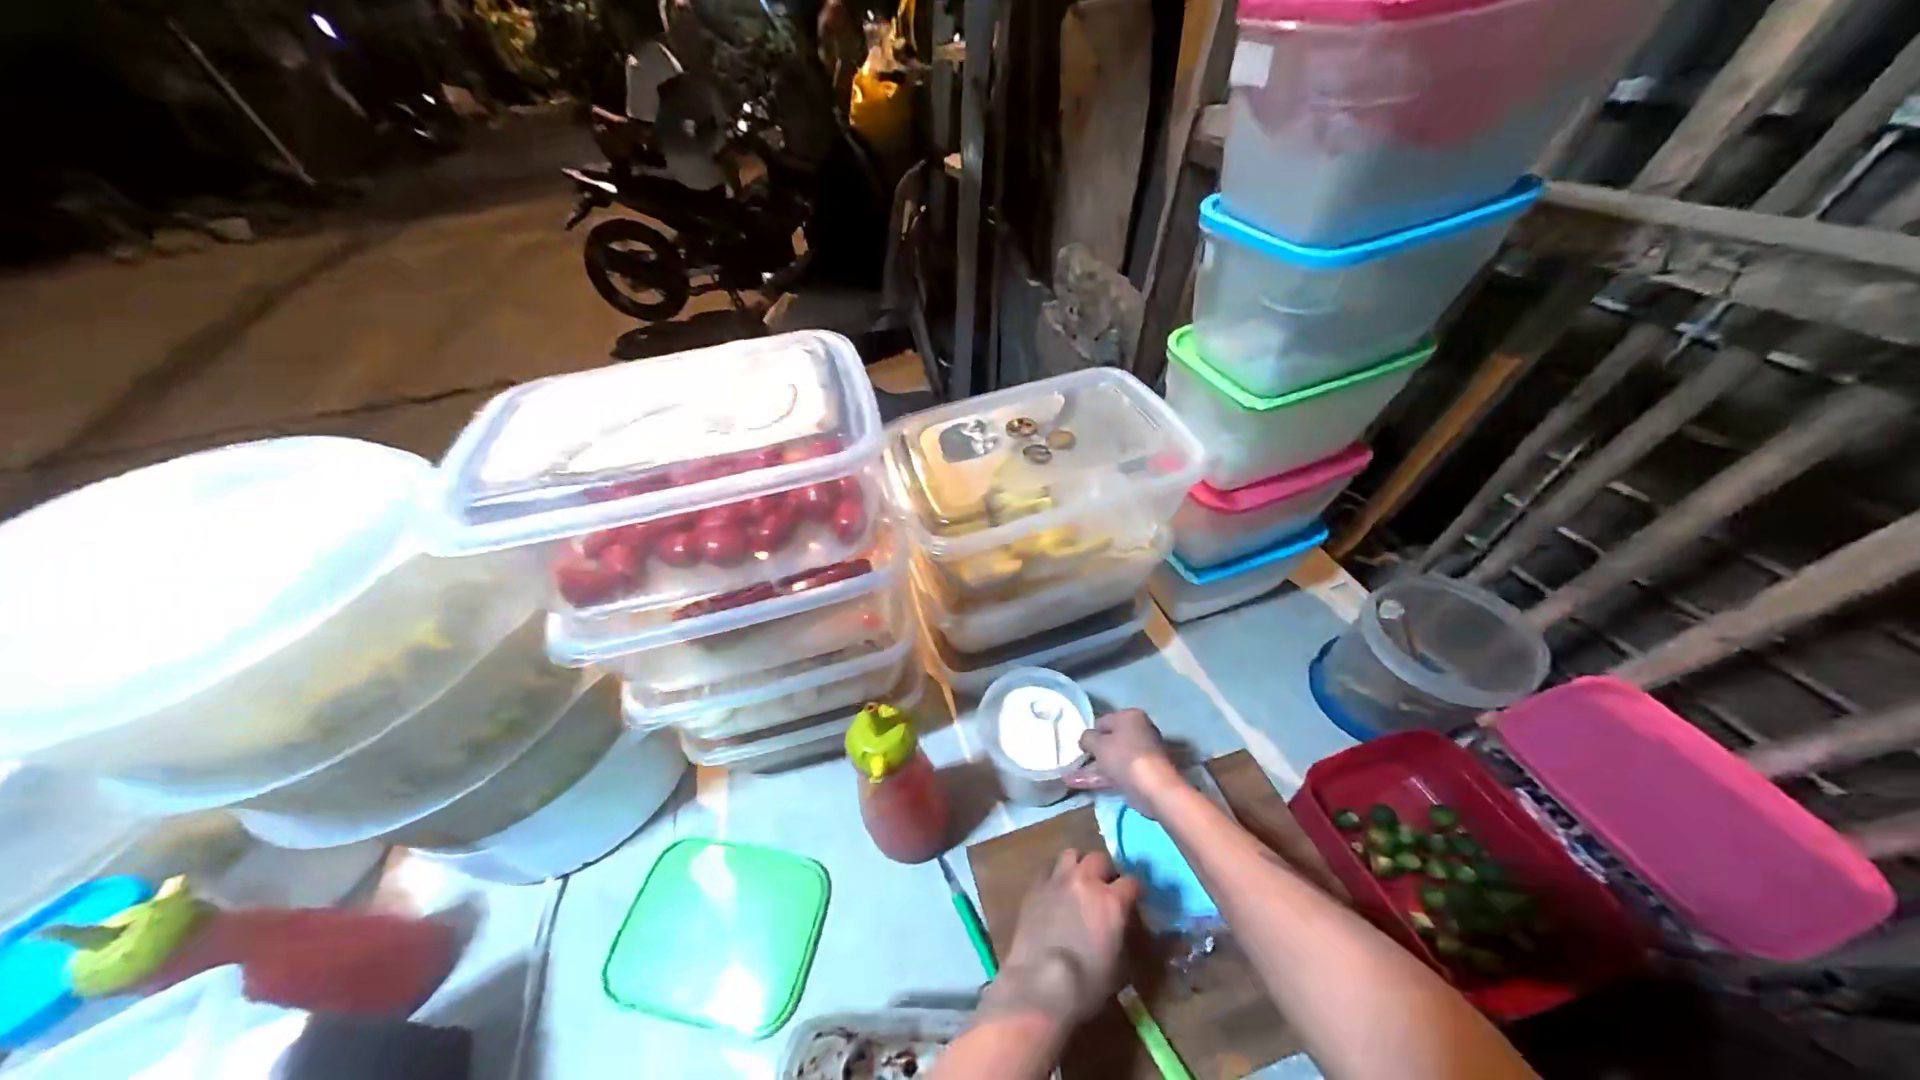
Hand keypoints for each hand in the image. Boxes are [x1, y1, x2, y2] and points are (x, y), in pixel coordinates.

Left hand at [984, 850, 1140, 1027]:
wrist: (1040, 984)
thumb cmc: (1086, 985)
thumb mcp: (1119, 966)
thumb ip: (1123, 936)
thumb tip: (1121, 928)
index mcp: (1112, 901)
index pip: (1132, 882)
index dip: (1135, 891)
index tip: (1135, 900)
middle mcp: (1085, 881)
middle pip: (1100, 858)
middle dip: (1106, 871)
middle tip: (1106, 888)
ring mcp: (1057, 880)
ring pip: (1072, 854)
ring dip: (1079, 865)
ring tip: (1079, 882)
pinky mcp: (1035, 887)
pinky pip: (1049, 870)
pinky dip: (1056, 877)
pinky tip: (1056, 894)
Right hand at [1067, 708, 1186, 810]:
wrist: (1153, 787)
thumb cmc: (1124, 757)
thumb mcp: (1098, 743)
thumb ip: (1087, 738)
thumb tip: (1086, 739)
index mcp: (1130, 717)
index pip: (1103, 722)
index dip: (1090, 734)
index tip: (1082, 747)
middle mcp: (1139, 731)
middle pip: (1109, 741)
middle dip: (1092, 753)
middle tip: (1076, 763)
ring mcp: (1141, 754)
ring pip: (1111, 759)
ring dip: (1092, 769)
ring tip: (1070, 778)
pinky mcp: (1141, 774)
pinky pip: (1116, 772)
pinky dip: (1101, 777)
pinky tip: (1080, 784)